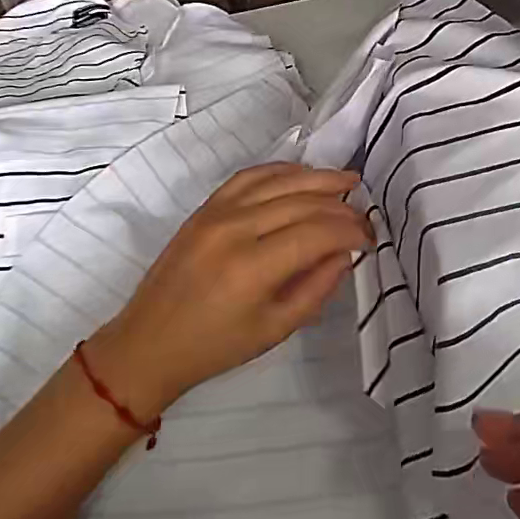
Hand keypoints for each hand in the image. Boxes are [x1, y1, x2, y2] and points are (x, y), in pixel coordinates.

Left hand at [87, 163, 370, 419]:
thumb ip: (317, 289)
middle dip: (341, 206)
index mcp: (253, 267)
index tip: (370, 240)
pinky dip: (279, 171)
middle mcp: (234, 229)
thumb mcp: (276, 329)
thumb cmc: (215, 347)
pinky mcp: (203, 209)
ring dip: (316, 178)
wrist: (149, 342)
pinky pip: (247, 177)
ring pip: (277, 181)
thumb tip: (345, 255)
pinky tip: (301, 175)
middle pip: (302, 202)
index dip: (351, 232)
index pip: (318, 233)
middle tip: (365, 215)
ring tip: (346, 182)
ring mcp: (215, 213)